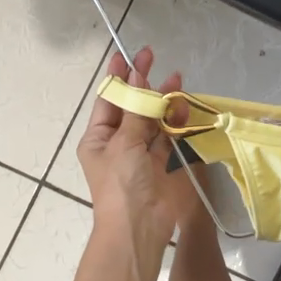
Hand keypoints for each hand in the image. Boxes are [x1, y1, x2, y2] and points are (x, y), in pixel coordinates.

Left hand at [78, 47, 194, 253]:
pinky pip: (168, 135)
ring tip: (176, 79)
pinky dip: (175, 120)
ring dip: (162, 99)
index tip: (126, 54)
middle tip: (152, 56)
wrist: (139, 226)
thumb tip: (138, 77)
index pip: (108, 100)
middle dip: (142, 83)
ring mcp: (141, 153)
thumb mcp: (124, 142)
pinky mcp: (163, 162)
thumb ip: (136, 109)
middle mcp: (118, 142)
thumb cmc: (122, 183)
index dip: (118, 76)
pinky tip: (181, 105)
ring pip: (152, 118)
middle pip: (132, 106)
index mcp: (98, 138)